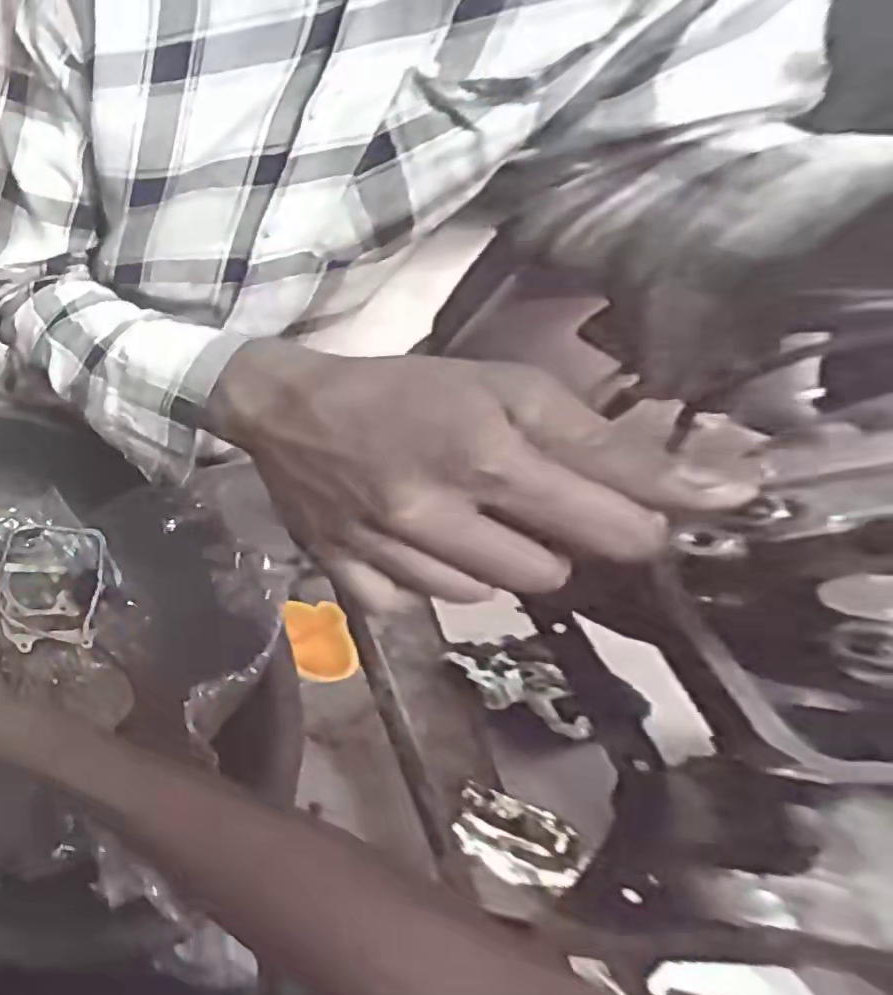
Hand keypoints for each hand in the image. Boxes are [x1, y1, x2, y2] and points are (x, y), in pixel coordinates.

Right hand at [206, 349, 760, 610]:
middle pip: (541, 576)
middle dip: (550, 547)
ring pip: (470, 596)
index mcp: (484, 460)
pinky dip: (415, 585)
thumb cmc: (397, 389)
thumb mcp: (504, 386)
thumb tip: (711, 494)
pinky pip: (399, 604)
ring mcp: (376, 546)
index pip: (610, 530)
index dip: (634, 525)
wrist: (287, 409)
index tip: (617, 512)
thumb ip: (599, 439)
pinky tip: (409, 554)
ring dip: (480, 567)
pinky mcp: (334, 564)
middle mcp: (429, 515)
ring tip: (457, 528)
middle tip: (519, 513)